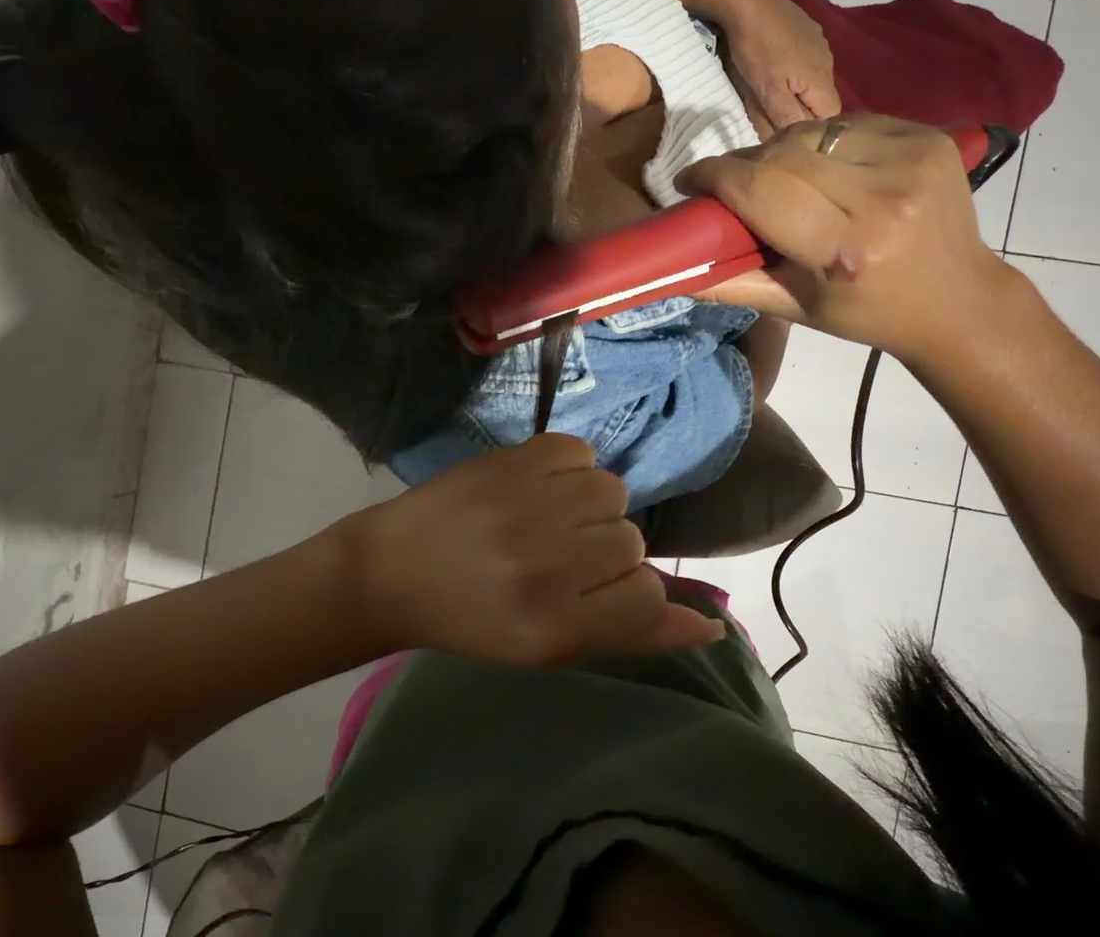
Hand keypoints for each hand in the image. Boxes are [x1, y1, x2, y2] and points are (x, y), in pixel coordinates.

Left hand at [330, 434, 724, 665]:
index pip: (646, 595)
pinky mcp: (508, 462)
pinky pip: (579, 451)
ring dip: (589, 505)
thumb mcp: (547, 648)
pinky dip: (568, 467)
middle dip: (602, 549)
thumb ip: (628, 636)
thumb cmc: (470, 619)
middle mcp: (546, 566)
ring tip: (548, 517)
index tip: (592, 589)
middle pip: (630, 541)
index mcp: (554, 627)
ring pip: (612, 492)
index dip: (629, 589)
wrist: (392, 570)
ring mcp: (526, 507)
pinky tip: (536, 486)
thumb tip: (708, 623)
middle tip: (554, 555)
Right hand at [680, 115, 1023, 363]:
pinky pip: (847, 122)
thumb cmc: (866, 313)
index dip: (715, 176)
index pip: (760, 190)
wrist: (957, 299)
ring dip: (779, 150)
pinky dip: (819, 140)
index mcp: (845, 249)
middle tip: (727, 183)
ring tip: (774, 176)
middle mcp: (882, 196)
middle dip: (743, 164)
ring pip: (811, 132)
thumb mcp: (792, 309)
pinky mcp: (927, 137)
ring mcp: (911, 159)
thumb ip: (729, 283)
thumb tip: (671, 264)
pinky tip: (820, 165)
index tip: (688, 181)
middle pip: (782, 153)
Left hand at [711, 0, 840, 136]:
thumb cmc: (757, 51)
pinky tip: (770, 71)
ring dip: (793, 94)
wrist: (749, 0)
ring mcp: (818, 44)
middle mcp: (828, 62)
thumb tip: (797, 142)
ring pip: (810, 82)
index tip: (788, 138)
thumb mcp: (767, 93)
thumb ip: (785, 119)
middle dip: (799, 113)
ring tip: (768, 95)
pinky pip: (802, 64)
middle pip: (820, 101)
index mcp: (823, 80)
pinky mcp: (805, 33)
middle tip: (771, 118)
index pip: (830, 117)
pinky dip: (789, 75)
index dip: (811, 131)